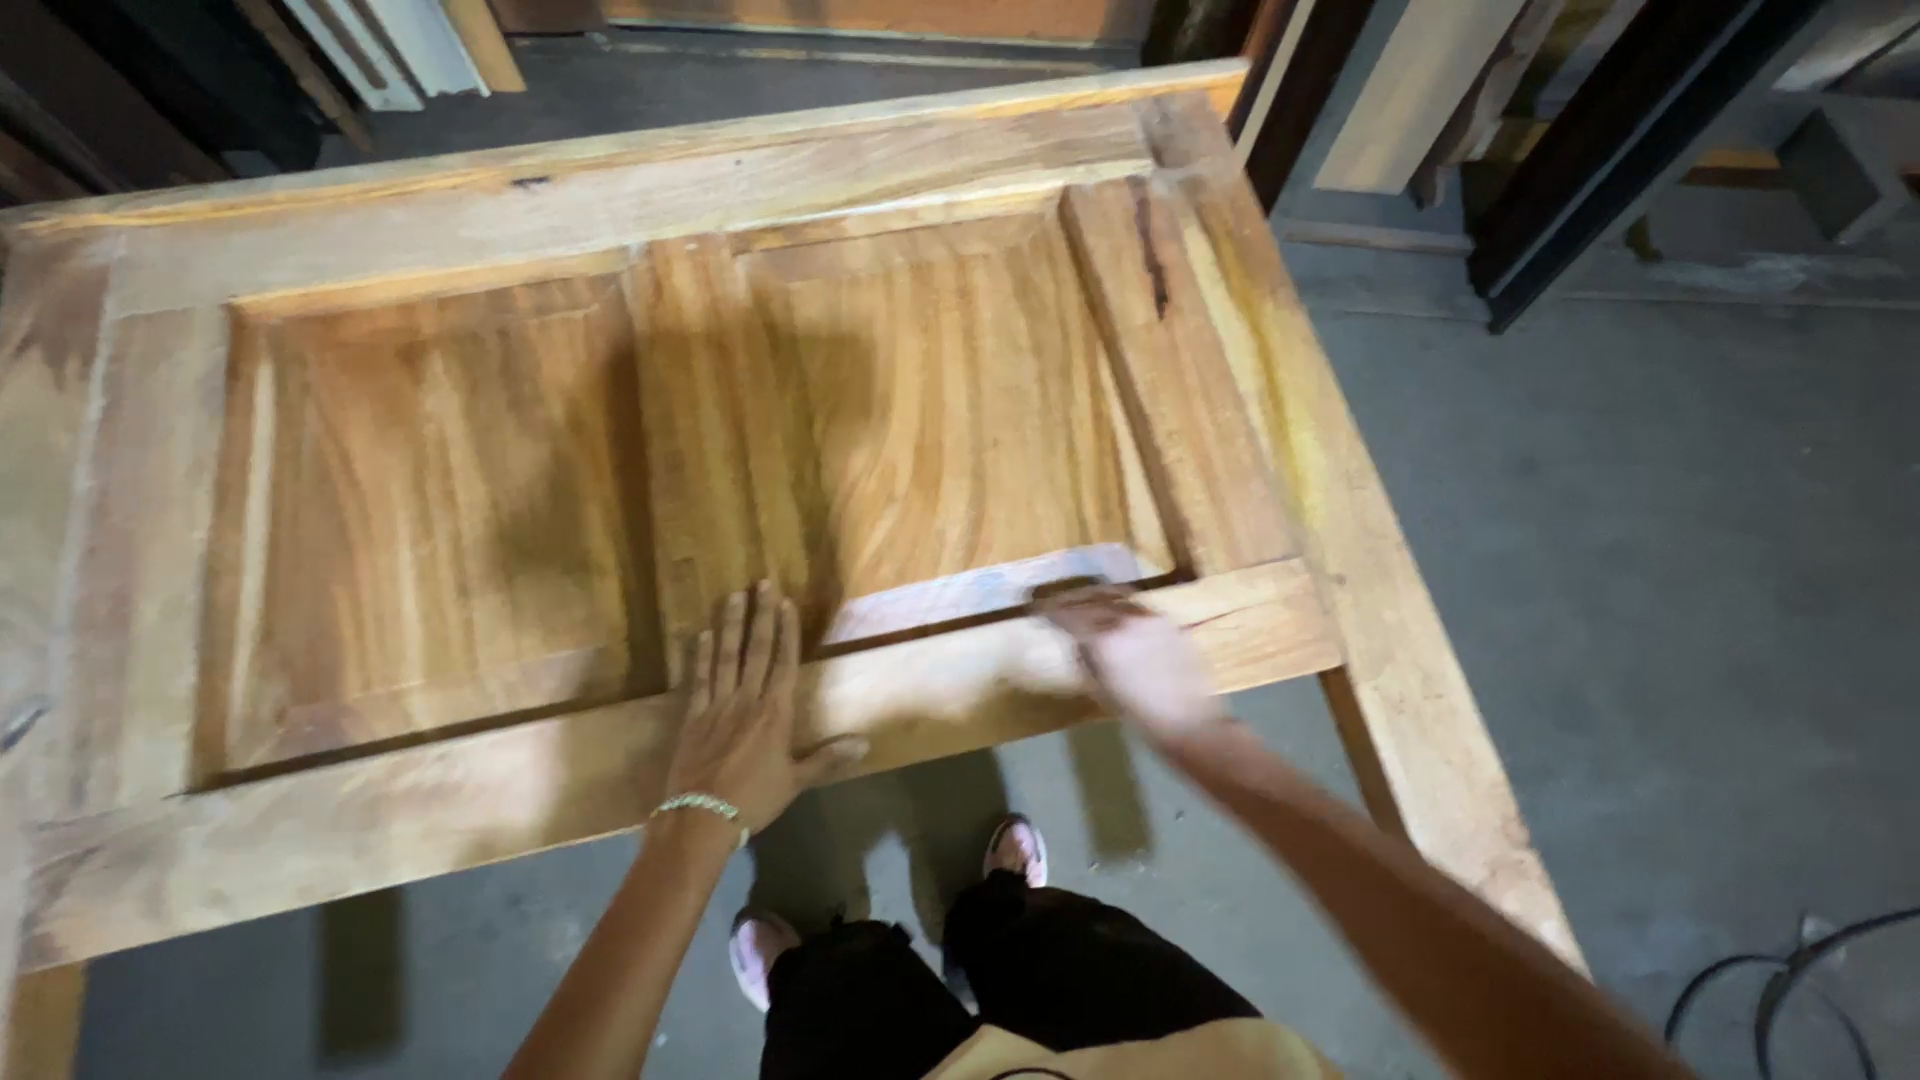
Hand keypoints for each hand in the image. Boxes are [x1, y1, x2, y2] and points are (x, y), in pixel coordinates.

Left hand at [662, 581, 868, 832]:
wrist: (700, 818)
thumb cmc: (754, 799)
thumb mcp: (796, 780)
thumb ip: (827, 758)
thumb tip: (865, 743)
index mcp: (775, 713)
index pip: (783, 662)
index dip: (786, 630)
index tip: (786, 602)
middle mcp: (747, 700)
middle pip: (756, 650)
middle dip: (760, 615)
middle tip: (761, 582)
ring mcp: (716, 706)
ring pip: (725, 657)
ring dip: (730, 625)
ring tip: (733, 596)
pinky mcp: (692, 718)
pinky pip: (698, 679)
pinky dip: (701, 656)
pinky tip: (702, 635)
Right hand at [1034, 584, 1228, 742]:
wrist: (1190, 722)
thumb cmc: (1139, 715)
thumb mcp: (1100, 688)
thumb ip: (1085, 657)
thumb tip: (1076, 639)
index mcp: (1104, 640)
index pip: (1067, 615)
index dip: (1048, 611)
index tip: (1036, 609)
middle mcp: (1125, 619)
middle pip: (1088, 599)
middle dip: (1068, 600)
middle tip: (1055, 604)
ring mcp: (1150, 616)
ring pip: (1113, 596)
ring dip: (1093, 597)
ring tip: (1082, 602)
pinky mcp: (1168, 620)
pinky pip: (1136, 605)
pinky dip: (1118, 605)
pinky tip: (1114, 613)